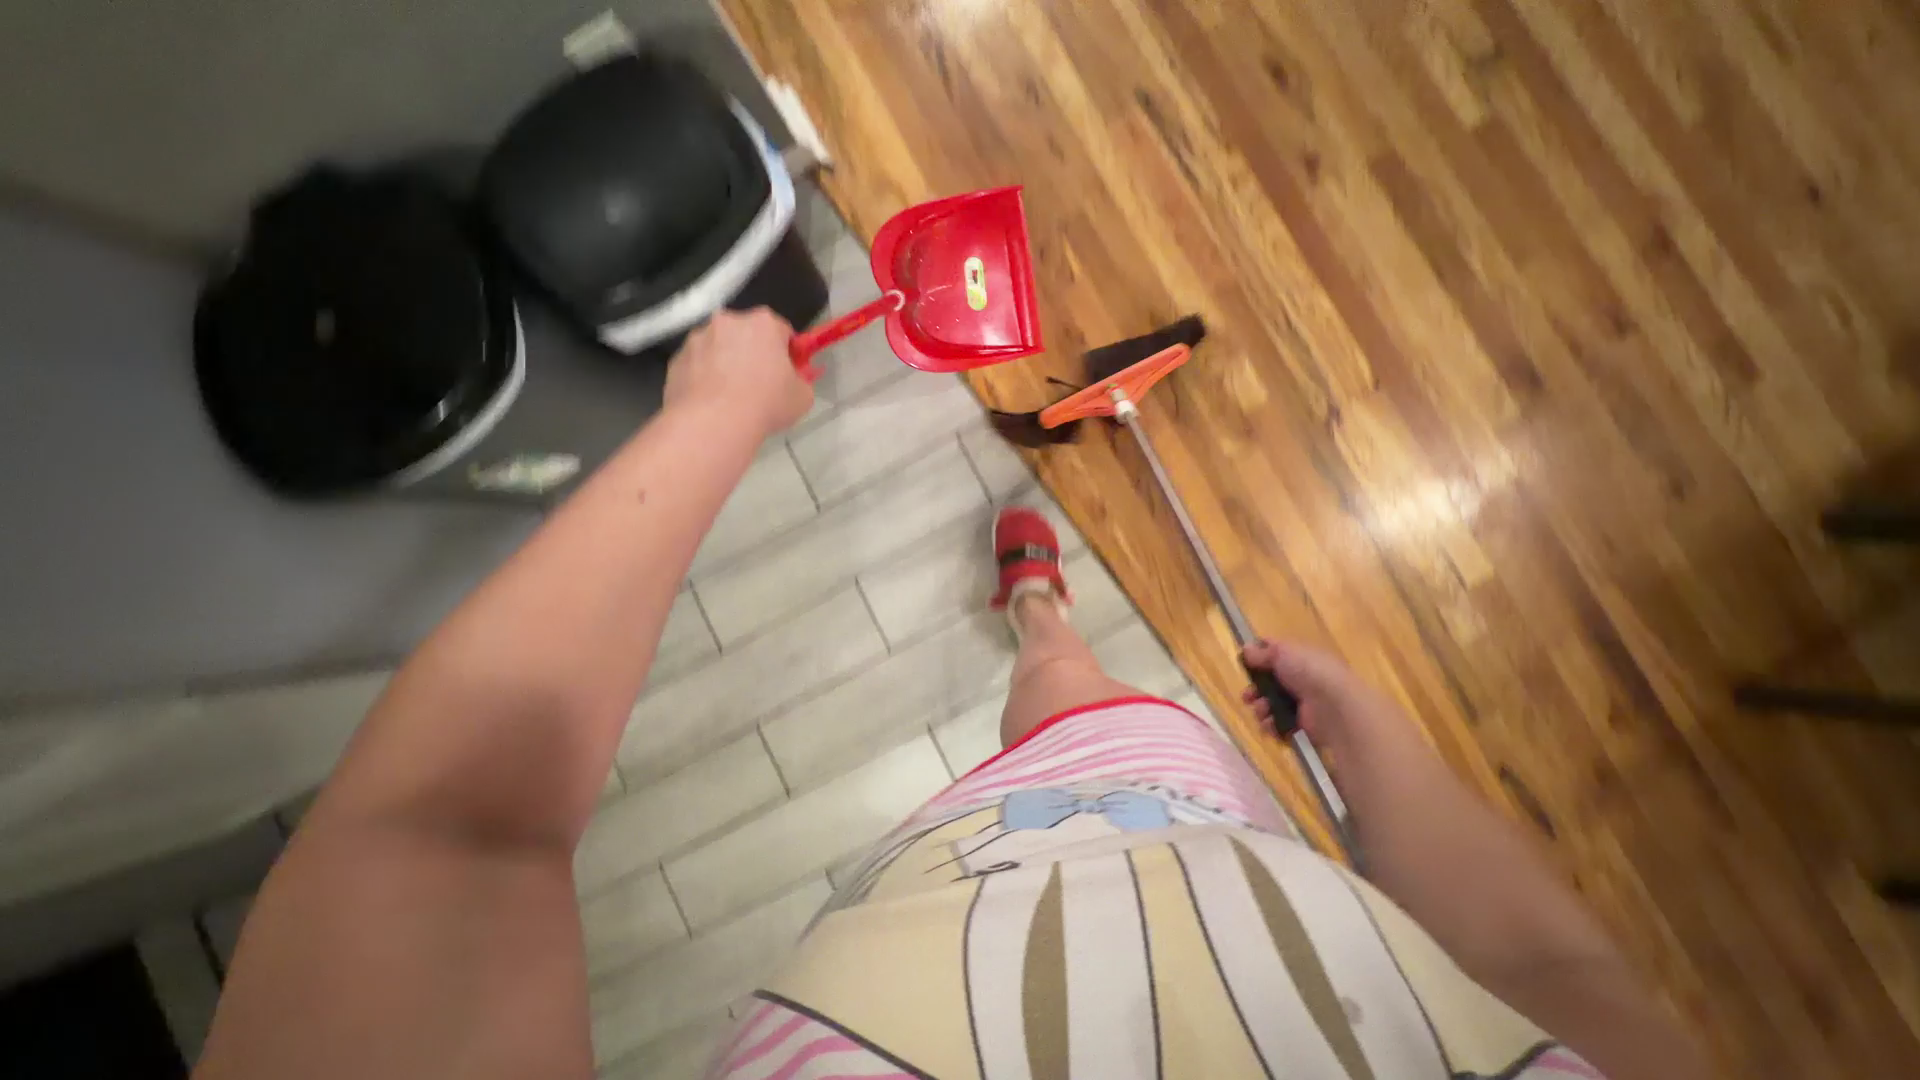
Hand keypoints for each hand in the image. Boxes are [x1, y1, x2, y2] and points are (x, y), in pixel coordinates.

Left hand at [664, 307, 812, 436]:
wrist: (713, 422)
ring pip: (718, 348)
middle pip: (746, 334)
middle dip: (753, 353)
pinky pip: (696, 365)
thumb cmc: (766, 404)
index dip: (787, 352)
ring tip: (730, 397)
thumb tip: (794, 381)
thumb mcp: (802, 397)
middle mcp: (728, 321)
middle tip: (759, 385)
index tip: (787, 372)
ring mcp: (698, 338)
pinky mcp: (676, 359)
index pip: (782, 330)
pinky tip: (710, 402)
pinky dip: (703, 378)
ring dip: (725, 363)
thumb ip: (801, 381)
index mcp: (763, 323)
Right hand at [1241, 641, 1422, 760]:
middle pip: (1269, 684)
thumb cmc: (1310, 672)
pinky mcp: (1304, 725)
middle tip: (1247, 697)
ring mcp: (1302, 703)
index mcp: (1299, 658)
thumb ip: (1263, 653)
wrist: (1336, 706)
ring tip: (1262, 713)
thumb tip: (1246, 649)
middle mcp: (1301, 679)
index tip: (1245, 665)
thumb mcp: (1283, 653)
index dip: (1257, 659)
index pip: (1274, 654)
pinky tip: (1271, 727)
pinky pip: (1281, 725)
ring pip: (1272, 705)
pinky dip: (1273, 727)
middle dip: (1255, 691)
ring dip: (1261, 710)